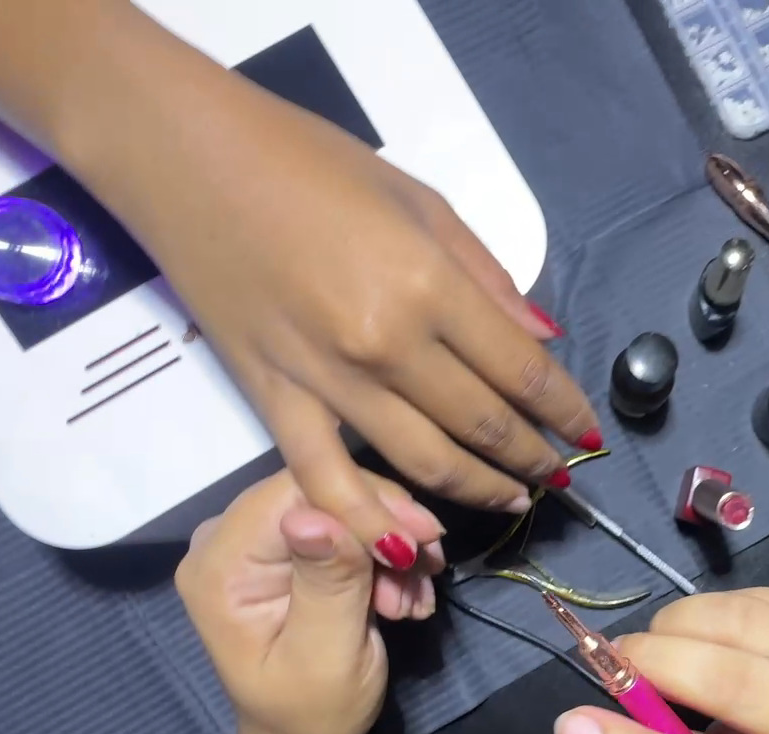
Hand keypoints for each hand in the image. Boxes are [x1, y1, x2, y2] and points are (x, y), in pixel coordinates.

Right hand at [93, 72, 600, 567]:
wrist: (180, 154)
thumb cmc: (312, 164)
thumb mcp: (423, 203)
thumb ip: (490, 281)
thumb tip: (545, 340)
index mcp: (429, 287)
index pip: (524, 373)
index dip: (566, 411)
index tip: (588, 434)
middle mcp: (386, 346)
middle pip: (484, 426)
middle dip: (534, 456)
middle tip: (560, 474)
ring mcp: (327, 383)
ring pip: (425, 463)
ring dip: (482, 490)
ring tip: (517, 499)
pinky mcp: (274, 403)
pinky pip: (328, 481)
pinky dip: (373, 521)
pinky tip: (416, 545)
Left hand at [176, 469, 445, 733]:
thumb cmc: (314, 709)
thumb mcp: (327, 655)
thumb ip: (326, 584)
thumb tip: (313, 516)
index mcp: (221, 567)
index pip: (295, 492)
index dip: (364, 503)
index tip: (423, 539)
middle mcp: (229, 541)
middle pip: (321, 492)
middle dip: (386, 528)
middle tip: (432, 566)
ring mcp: (259, 543)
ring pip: (343, 507)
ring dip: (393, 546)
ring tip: (416, 597)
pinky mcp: (290, 549)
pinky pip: (347, 528)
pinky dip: (386, 555)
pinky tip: (406, 593)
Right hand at [550, 590, 768, 733]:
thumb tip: (585, 725)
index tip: (571, 728)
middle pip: (732, 685)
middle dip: (653, 663)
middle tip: (616, 663)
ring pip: (738, 623)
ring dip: (675, 627)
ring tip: (661, 648)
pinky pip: (744, 598)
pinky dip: (702, 612)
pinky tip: (702, 633)